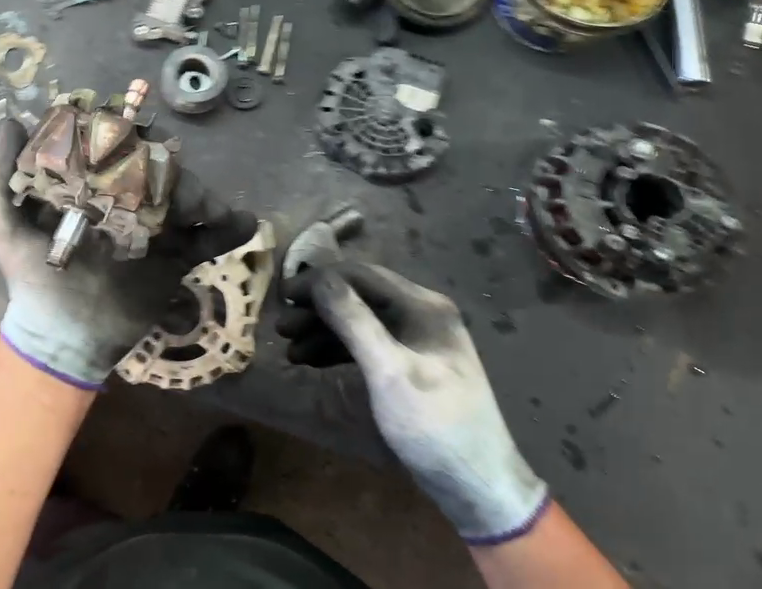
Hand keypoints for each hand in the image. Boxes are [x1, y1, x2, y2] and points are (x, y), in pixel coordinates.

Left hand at [0, 119, 257, 389]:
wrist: (62, 338)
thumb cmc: (31, 279)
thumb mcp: (5, 228)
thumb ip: (1, 176)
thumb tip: (12, 120)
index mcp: (88, 189)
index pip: (114, 150)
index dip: (129, 140)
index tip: (138, 139)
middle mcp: (123, 201)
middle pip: (157, 170)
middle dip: (171, 172)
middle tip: (176, 187)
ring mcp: (151, 228)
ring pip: (184, 198)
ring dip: (203, 196)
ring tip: (211, 209)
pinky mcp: (173, 257)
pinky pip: (205, 238)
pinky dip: (227, 228)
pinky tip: (242, 223)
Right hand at [276, 261, 548, 545]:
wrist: (479, 487)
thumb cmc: (434, 425)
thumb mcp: (388, 371)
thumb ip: (353, 321)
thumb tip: (319, 279)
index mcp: (423, 306)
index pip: (360, 274)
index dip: (318, 280)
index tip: (283, 296)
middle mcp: (421, 314)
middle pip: (358, 295)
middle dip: (317, 308)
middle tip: (282, 328)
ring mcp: (417, 340)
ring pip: (360, 320)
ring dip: (323, 330)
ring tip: (291, 351)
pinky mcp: (411, 365)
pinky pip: (368, 343)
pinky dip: (338, 350)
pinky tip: (313, 363)